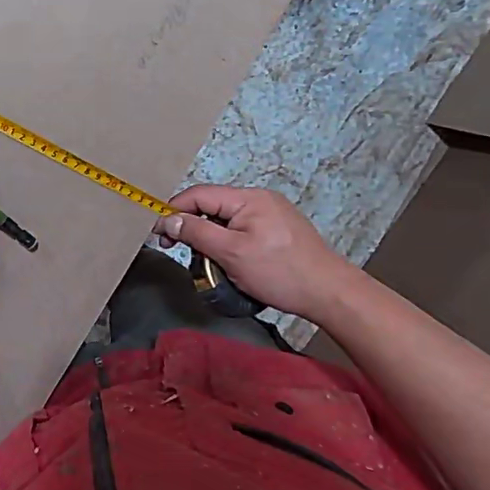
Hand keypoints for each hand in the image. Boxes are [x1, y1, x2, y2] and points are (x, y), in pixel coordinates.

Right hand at [152, 185, 362, 320]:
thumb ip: (196, 232)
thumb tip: (168, 219)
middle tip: (178, 249)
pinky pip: (240, 229)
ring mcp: (271, 214)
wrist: (330, 294)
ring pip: (224, 219)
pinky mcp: (277, 230)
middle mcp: (259, 199)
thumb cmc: (281, 272)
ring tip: (205, 259)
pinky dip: (226, 241)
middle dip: (191, 226)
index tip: (158, 233)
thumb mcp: (231, 252)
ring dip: (209, 236)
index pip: (199, 194)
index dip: (174, 211)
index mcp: (248, 198)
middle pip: (211, 205)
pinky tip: (226, 260)